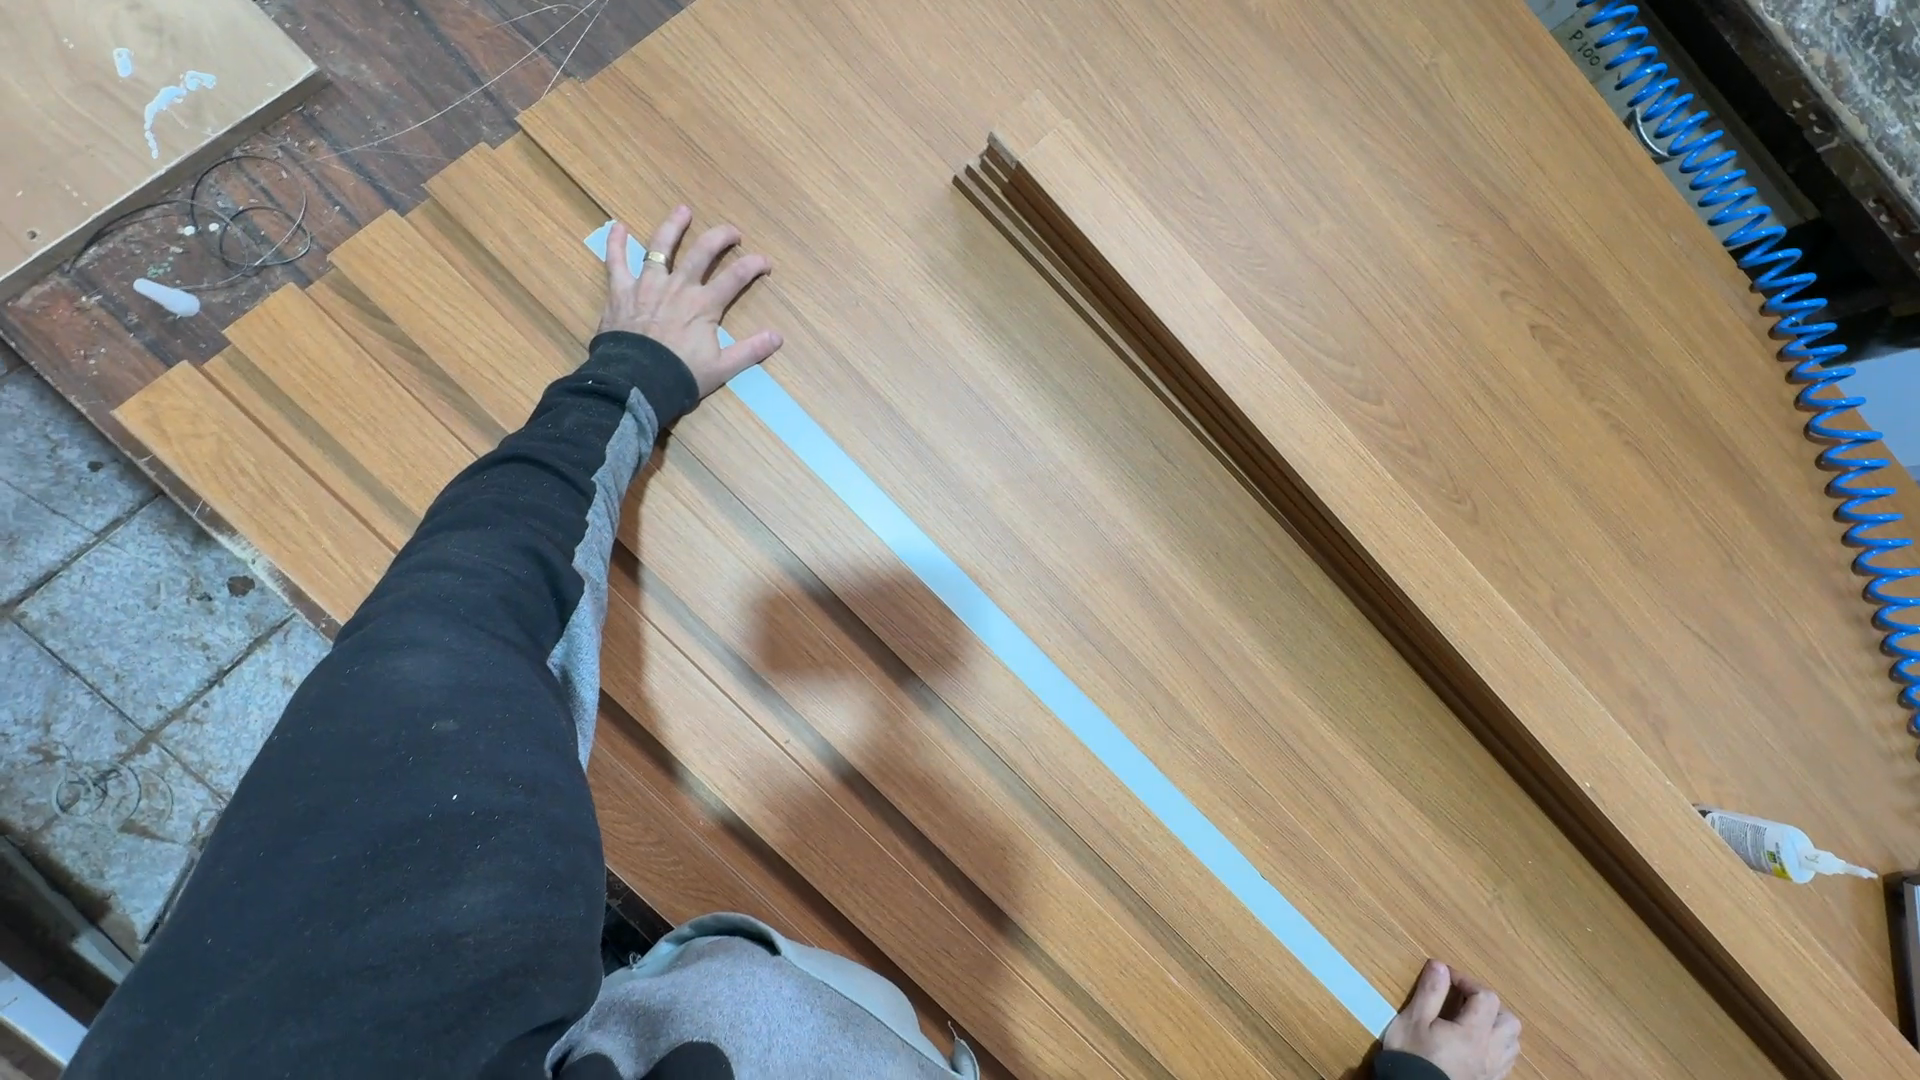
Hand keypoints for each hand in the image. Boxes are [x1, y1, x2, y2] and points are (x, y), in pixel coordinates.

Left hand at [598, 207, 783, 396]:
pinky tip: (617, 227)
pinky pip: (616, 262)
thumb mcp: (723, 367)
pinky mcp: (622, 290)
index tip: (765, 261)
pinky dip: (616, 243)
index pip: (735, 277)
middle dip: (720, 237)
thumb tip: (778, 337)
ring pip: (661, 247)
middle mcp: (679, 286)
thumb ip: (751, 350)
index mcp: (705, 304)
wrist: (638, 381)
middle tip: (732, 231)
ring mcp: (648, 285)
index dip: (753, 266)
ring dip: (673, 227)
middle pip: (702, 252)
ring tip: (683, 211)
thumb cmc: (682, 375)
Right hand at [1380, 960, 1520, 1079]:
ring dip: (1497, 1025)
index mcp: (1474, 1033)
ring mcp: (1493, 1070)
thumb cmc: (1413, 1053)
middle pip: (1509, 1021)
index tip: (1446, 977)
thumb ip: (1431, 992)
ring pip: (1512, 1042)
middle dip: (1489, 1004)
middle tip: (1463, 999)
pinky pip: (1506, 1059)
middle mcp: (1491, 1051)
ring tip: (1473, 1020)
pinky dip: (1497, 1045)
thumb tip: (1440, 966)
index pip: (1487, 997)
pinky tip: (1477, 1044)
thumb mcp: (1414, 1018)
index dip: (1467, 981)